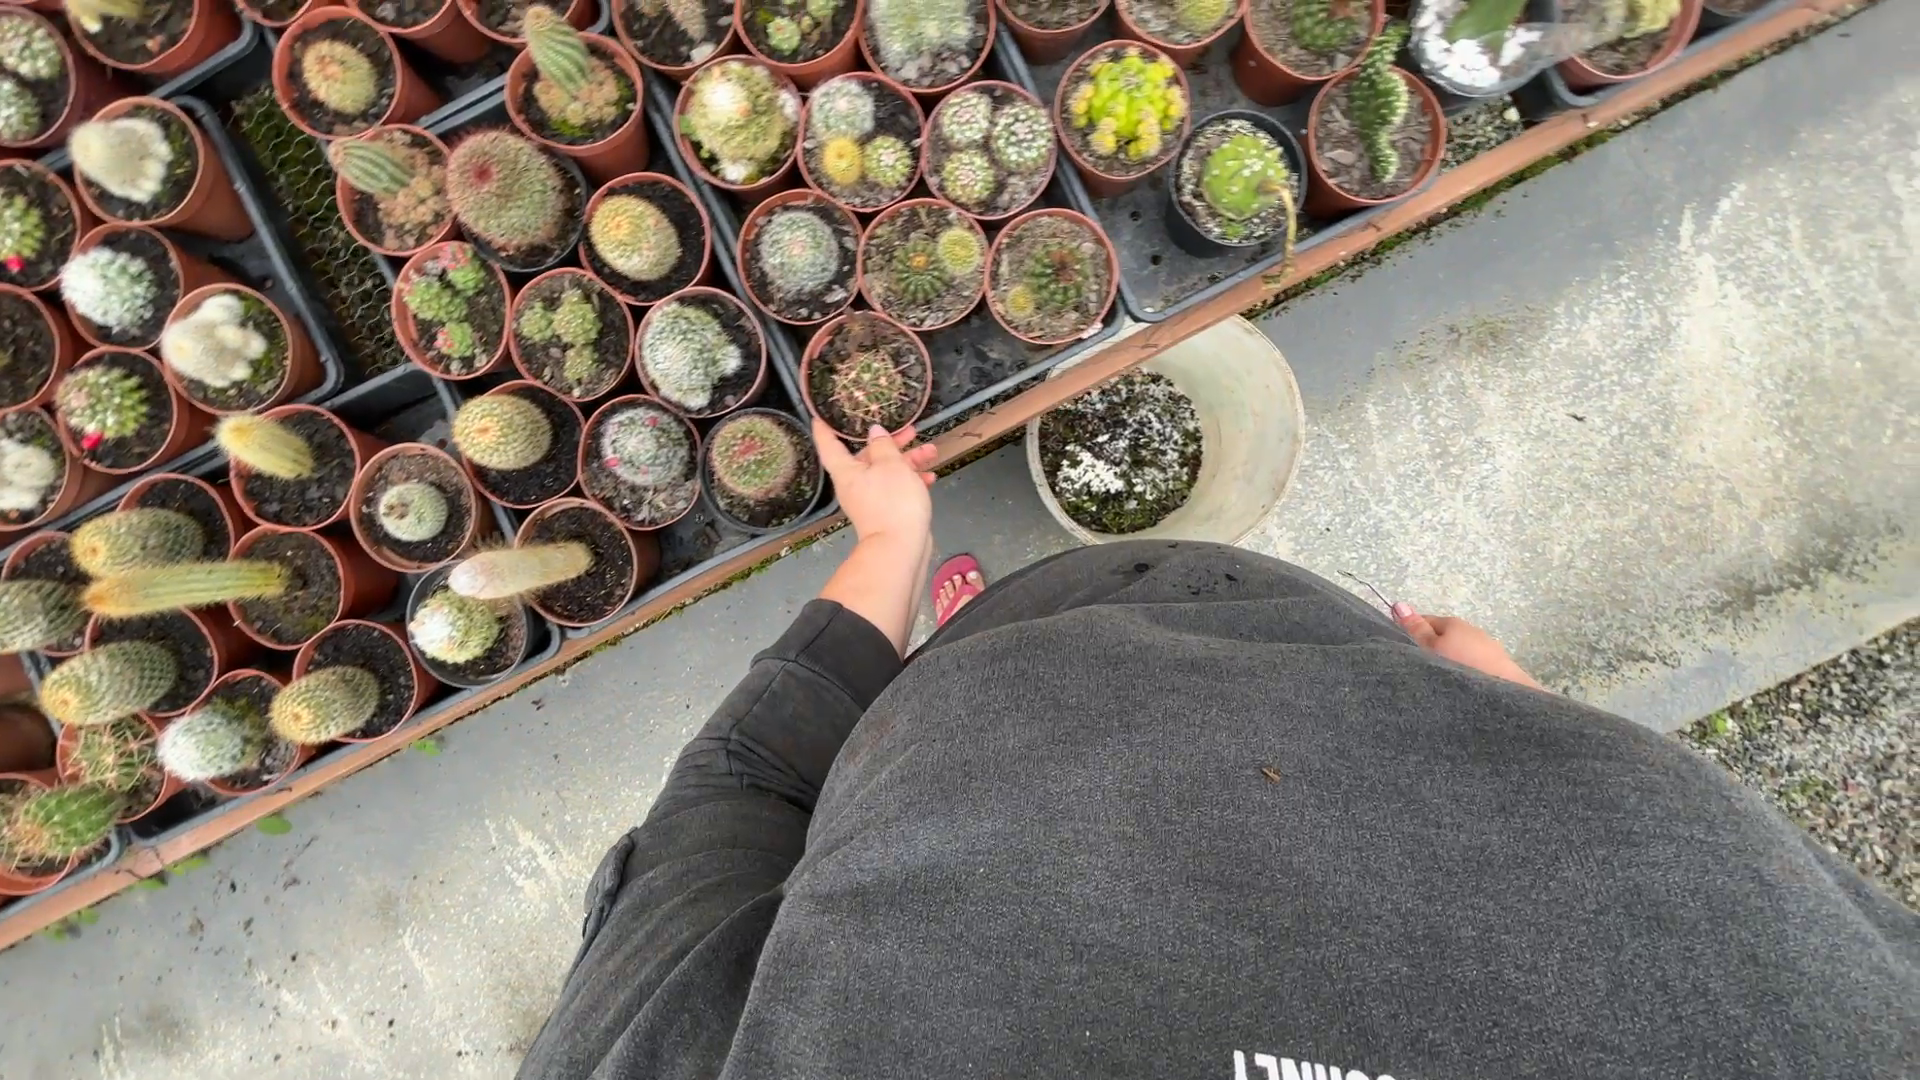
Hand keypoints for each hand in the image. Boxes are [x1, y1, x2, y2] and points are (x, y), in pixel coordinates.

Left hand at [814, 420, 939, 654]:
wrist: (901, 548)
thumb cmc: (893, 502)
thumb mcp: (891, 465)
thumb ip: (884, 445)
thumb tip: (874, 431)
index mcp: (846, 471)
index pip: (828, 444)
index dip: (825, 427)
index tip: (821, 415)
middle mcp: (854, 484)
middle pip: (867, 456)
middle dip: (890, 442)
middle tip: (910, 430)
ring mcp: (870, 499)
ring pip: (887, 472)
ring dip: (909, 461)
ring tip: (931, 452)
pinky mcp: (887, 511)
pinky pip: (896, 489)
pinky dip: (911, 481)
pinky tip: (930, 478)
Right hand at [1391, 604, 1542, 689]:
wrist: (1503, 692)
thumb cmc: (1459, 665)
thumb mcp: (1428, 648)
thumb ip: (1414, 629)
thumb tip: (1398, 603)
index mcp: (1453, 622)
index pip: (1425, 620)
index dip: (1412, 633)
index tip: (1406, 651)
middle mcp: (1472, 629)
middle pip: (1445, 635)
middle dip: (1433, 648)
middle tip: (1423, 667)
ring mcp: (1488, 647)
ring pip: (1460, 649)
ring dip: (1451, 659)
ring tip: (1443, 678)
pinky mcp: (1499, 664)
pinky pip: (1474, 662)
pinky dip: (1466, 669)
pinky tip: (1463, 683)